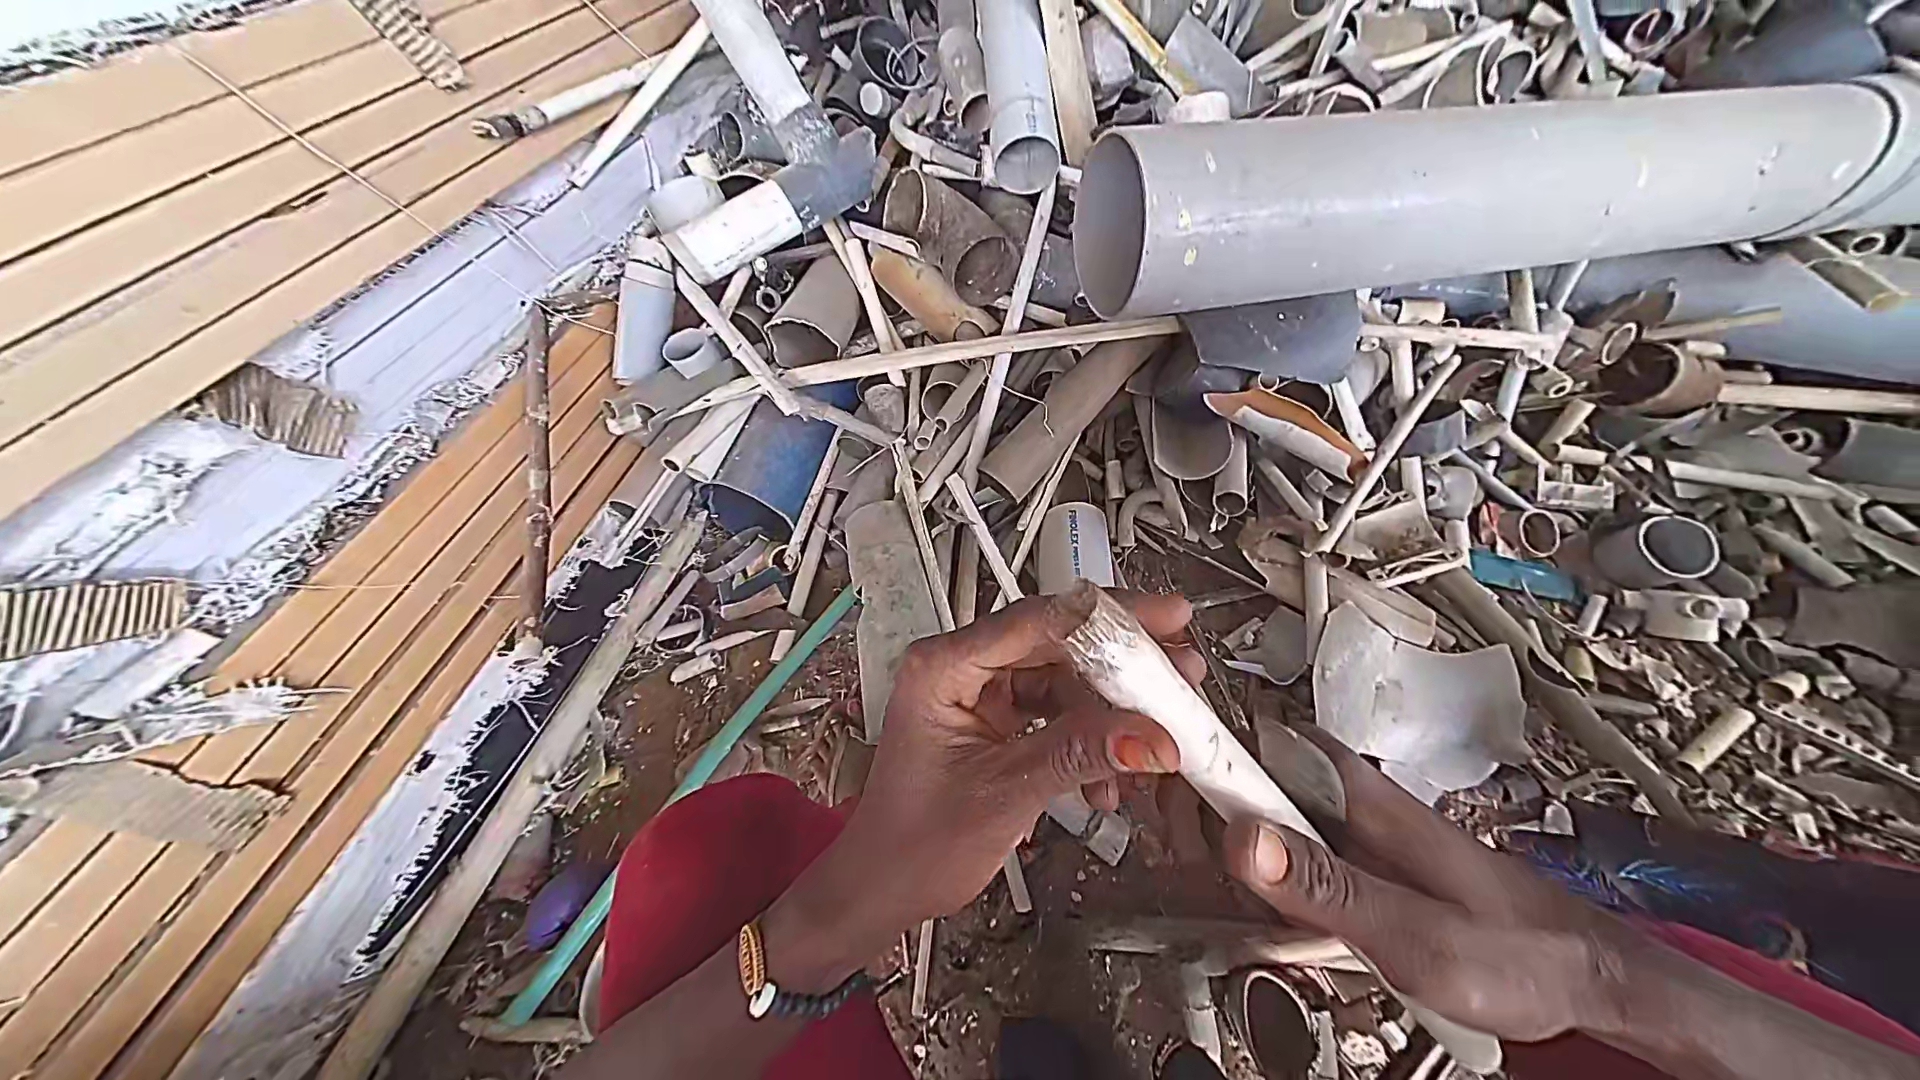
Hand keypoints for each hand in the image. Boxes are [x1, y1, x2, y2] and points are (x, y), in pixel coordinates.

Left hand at [763, 591, 1200, 977]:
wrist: (886, 885)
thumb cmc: (917, 842)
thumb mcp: (1003, 794)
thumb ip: (1077, 754)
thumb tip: (1150, 736)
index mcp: (943, 665)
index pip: (1035, 622)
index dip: (1107, 617)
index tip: (1164, 615)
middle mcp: (961, 664)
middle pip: (1055, 642)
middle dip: (1119, 663)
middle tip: (1177, 668)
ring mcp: (980, 688)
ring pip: (1062, 675)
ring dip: (1108, 708)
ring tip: (1152, 736)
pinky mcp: (996, 713)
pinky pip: (1056, 706)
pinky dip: (1089, 733)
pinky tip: (1109, 772)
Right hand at [1220, 726, 1630, 1042]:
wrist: (1577, 970)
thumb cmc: (1518, 949)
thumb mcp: (1420, 935)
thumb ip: (1326, 887)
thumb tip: (1240, 837)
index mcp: (1348, 787)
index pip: (1239, 742)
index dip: (1192, 767)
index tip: (1171, 811)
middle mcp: (1332, 787)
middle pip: (1228, 769)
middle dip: (1194, 811)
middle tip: (1194, 863)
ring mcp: (1329, 815)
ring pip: (1239, 801)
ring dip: (1211, 837)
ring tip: (1217, 886)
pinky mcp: (1331, 843)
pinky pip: (1262, 836)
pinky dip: (1240, 860)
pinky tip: (1248, 895)